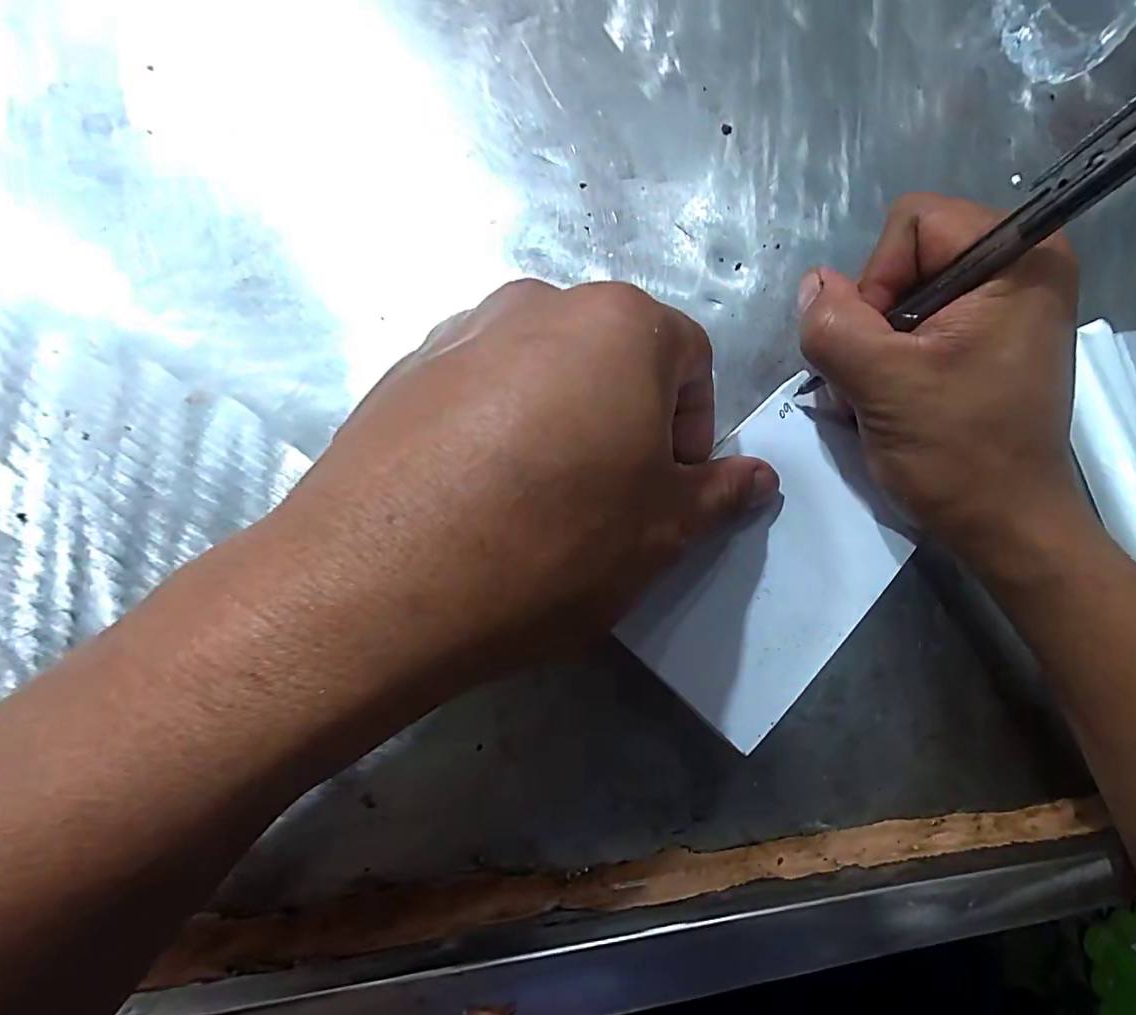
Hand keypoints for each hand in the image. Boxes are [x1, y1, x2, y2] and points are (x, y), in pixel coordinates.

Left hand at [258, 279, 777, 687]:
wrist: (373, 589)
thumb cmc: (558, 544)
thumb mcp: (668, 527)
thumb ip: (726, 490)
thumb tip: (762, 477)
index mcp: (620, 326)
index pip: (694, 357)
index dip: (697, 424)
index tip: (672, 482)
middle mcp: (541, 304)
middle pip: (624, 354)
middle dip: (640, 417)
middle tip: (622, 490)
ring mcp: (463, 329)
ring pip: (557, 368)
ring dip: (578, 419)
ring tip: (554, 494)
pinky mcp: (403, 369)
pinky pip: (492, 384)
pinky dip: (513, 424)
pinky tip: (493, 492)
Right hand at [797, 193, 1084, 566]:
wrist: (1010, 531)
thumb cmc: (962, 458)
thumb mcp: (884, 385)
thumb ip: (834, 323)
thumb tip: (814, 287)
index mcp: (1022, 258)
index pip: (914, 224)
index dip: (877, 283)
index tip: (882, 351)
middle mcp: (1026, 273)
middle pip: (911, 262)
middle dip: (876, 325)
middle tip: (873, 386)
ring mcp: (1011, 316)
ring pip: (910, 303)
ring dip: (880, 354)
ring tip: (879, 405)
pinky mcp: (994, 351)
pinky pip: (927, 334)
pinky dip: (899, 368)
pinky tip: (895, 409)